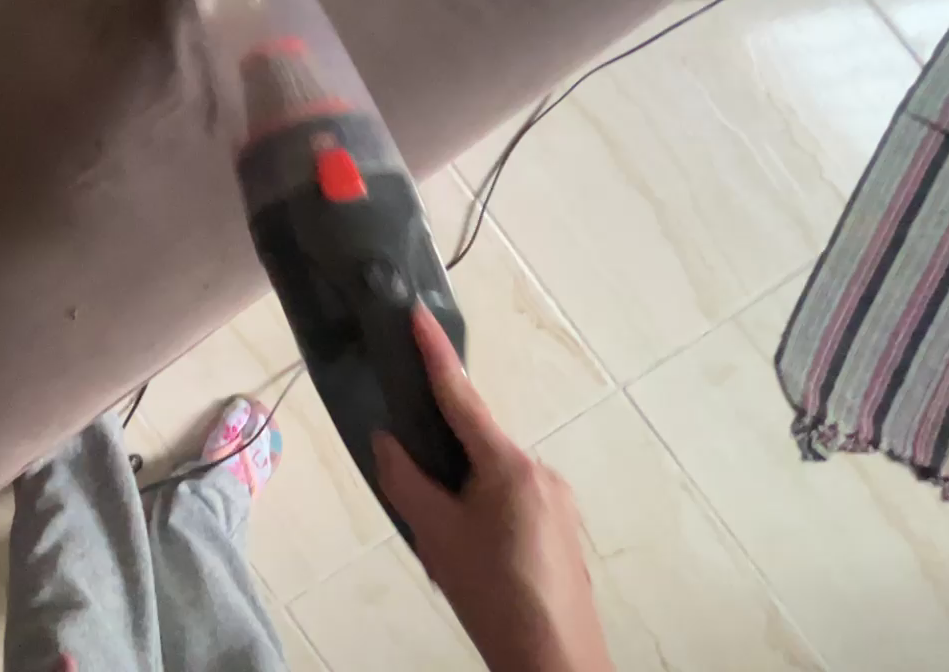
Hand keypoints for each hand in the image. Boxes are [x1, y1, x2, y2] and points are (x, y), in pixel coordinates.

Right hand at [371, 305, 612, 671]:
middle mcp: (539, 472)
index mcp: (509, 466)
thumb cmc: (490, 593)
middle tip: (415, 484)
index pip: (461, 396)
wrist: (557, 668)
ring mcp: (557, 502)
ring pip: (491, 472)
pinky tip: (471, 548)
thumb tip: (387, 441)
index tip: (419, 312)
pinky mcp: (562, 529)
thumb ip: (403, 477)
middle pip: (476, 440)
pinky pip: (509, 496)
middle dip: (441, 449)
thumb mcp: (434, 533)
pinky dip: (481, 503)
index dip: (435, 353)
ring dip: (461, 484)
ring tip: (443, 532)